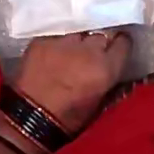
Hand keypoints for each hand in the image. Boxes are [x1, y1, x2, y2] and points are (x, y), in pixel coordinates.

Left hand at [10, 31, 132, 131]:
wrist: (30, 118)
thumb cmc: (69, 119)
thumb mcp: (100, 104)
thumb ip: (111, 82)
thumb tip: (115, 71)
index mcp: (106, 68)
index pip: (123, 42)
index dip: (120, 46)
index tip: (115, 50)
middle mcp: (89, 50)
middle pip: (100, 36)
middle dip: (97, 44)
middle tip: (90, 56)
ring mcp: (64, 42)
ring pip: (78, 34)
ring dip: (77, 42)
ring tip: (70, 53)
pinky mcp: (43, 39)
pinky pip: (56, 36)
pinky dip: (57, 43)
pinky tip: (52, 54)